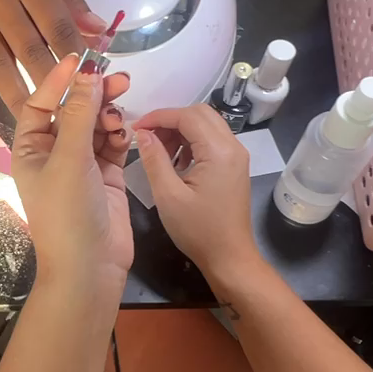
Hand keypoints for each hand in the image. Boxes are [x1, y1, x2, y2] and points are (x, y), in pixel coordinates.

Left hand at [12, 55, 133, 285]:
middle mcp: (52, 154)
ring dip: (109, 115)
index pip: (40, 103)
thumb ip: (80, 115)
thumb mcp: (70, 159)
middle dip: (93, 95)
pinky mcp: (106, 176)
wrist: (90, 267)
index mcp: (29, 149)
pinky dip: (119, 135)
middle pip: (72, 111)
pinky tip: (125, 134)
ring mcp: (80, 165)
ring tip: (121, 113)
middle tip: (120, 78)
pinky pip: (112, 144)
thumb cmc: (68, 213)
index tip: (82, 58)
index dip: (59, 80)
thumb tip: (89, 75)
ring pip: (95, 125)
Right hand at [132, 105, 264, 284]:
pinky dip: (191, 142)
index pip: (187, 116)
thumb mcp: (168, 195)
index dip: (159, 117)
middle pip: (200, 114)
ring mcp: (236, 156)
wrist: (229, 257)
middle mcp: (233, 147)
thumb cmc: (197, 230)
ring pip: (206, 125)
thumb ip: (154, 159)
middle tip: (148, 139)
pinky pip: (211, 140)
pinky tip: (177, 163)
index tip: (136, 129)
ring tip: (160, 153)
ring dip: (180, 131)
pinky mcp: (234, 166)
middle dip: (170, 121)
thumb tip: (143, 134)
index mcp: (219, 151)